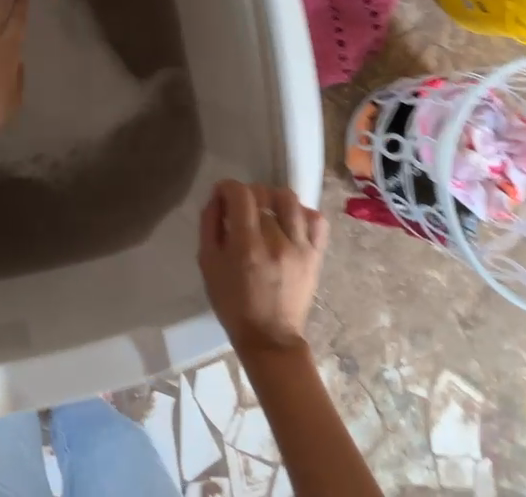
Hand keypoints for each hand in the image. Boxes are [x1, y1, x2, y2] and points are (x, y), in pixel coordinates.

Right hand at [198, 180, 329, 354]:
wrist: (270, 337)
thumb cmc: (232, 303)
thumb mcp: (208, 264)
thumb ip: (210, 226)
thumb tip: (217, 199)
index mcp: (246, 245)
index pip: (240, 193)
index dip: (227, 187)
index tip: (222, 196)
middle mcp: (276, 241)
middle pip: (263, 194)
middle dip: (247, 194)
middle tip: (240, 209)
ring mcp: (301, 247)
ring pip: (290, 200)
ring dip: (273, 198)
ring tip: (266, 211)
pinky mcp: (316, 256)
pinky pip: (317, 221)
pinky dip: (302, 213)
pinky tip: (290, 222)